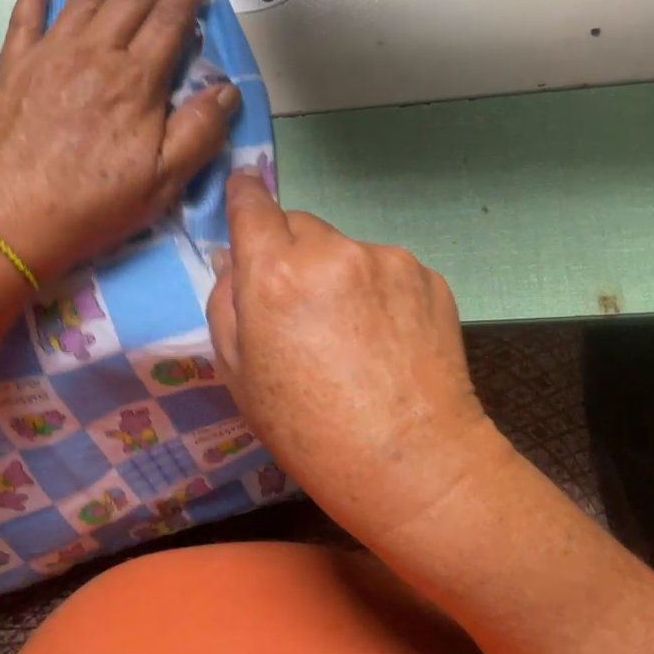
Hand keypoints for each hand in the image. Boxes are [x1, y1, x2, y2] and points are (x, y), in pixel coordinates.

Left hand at [0, 0, 239, 282]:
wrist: (2, 219)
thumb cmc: (87, 207)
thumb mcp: (160, 183)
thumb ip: (198, 133)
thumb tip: (226, 90)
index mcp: (135, 82)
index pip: (169, 21)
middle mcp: (94, 55)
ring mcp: (49, 57)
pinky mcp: (12, 69)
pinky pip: (24, 17)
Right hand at [207, 172, 503, 541]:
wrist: (411, 463)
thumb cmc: (307, 430)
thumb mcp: (239, 374)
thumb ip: (225, 304)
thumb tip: (233, 259)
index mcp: (275, 274)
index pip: (252, 206)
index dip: (244, 196)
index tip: (243, 191)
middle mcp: (331, 252)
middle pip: (298, 226)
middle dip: (289, 252)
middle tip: (296, 307)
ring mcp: (386, 260)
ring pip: (344, 250)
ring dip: (335, 274)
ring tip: (348, 335)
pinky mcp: (428, 277)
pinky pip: (384, 270)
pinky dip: (375, 291)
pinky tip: (384, 340)